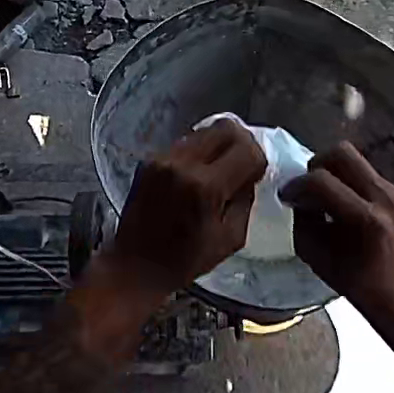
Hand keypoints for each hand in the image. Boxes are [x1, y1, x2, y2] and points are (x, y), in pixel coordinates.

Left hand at [103, 121, 265, 300]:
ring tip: (219, 168)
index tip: (256, 174)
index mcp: (206, 187)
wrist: (135, 264)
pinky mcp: (150, 159)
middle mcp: (183, 164)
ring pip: (204, 131)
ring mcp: (163, 158)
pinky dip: (198, 152)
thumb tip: (250, 175)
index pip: (246, 150)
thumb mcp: (230, 238)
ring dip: (218, 144)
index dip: (258, 159)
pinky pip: (184, 143)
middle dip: (242, 142)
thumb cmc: (185, 259)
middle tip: (243, 162)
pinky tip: (196, 173)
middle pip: (225, 127)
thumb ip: (245, 200)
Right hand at [281, 142, 393, 312]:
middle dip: (315, 167)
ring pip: (347, 154)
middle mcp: (381, 196)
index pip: (322, 181)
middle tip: (307, 188)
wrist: (389, 286)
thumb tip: (294, 193)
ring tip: (320, 191)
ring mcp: (387, 188)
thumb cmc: (349, 276)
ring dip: (326, 167)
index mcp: (366, 219)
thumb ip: (301, 217)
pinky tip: (334, 196)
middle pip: (340, 153)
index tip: (285, 196)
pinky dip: (337, 174)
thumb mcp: (312, 251)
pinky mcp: (387, 186)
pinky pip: (355, 165)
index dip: (296, 185)